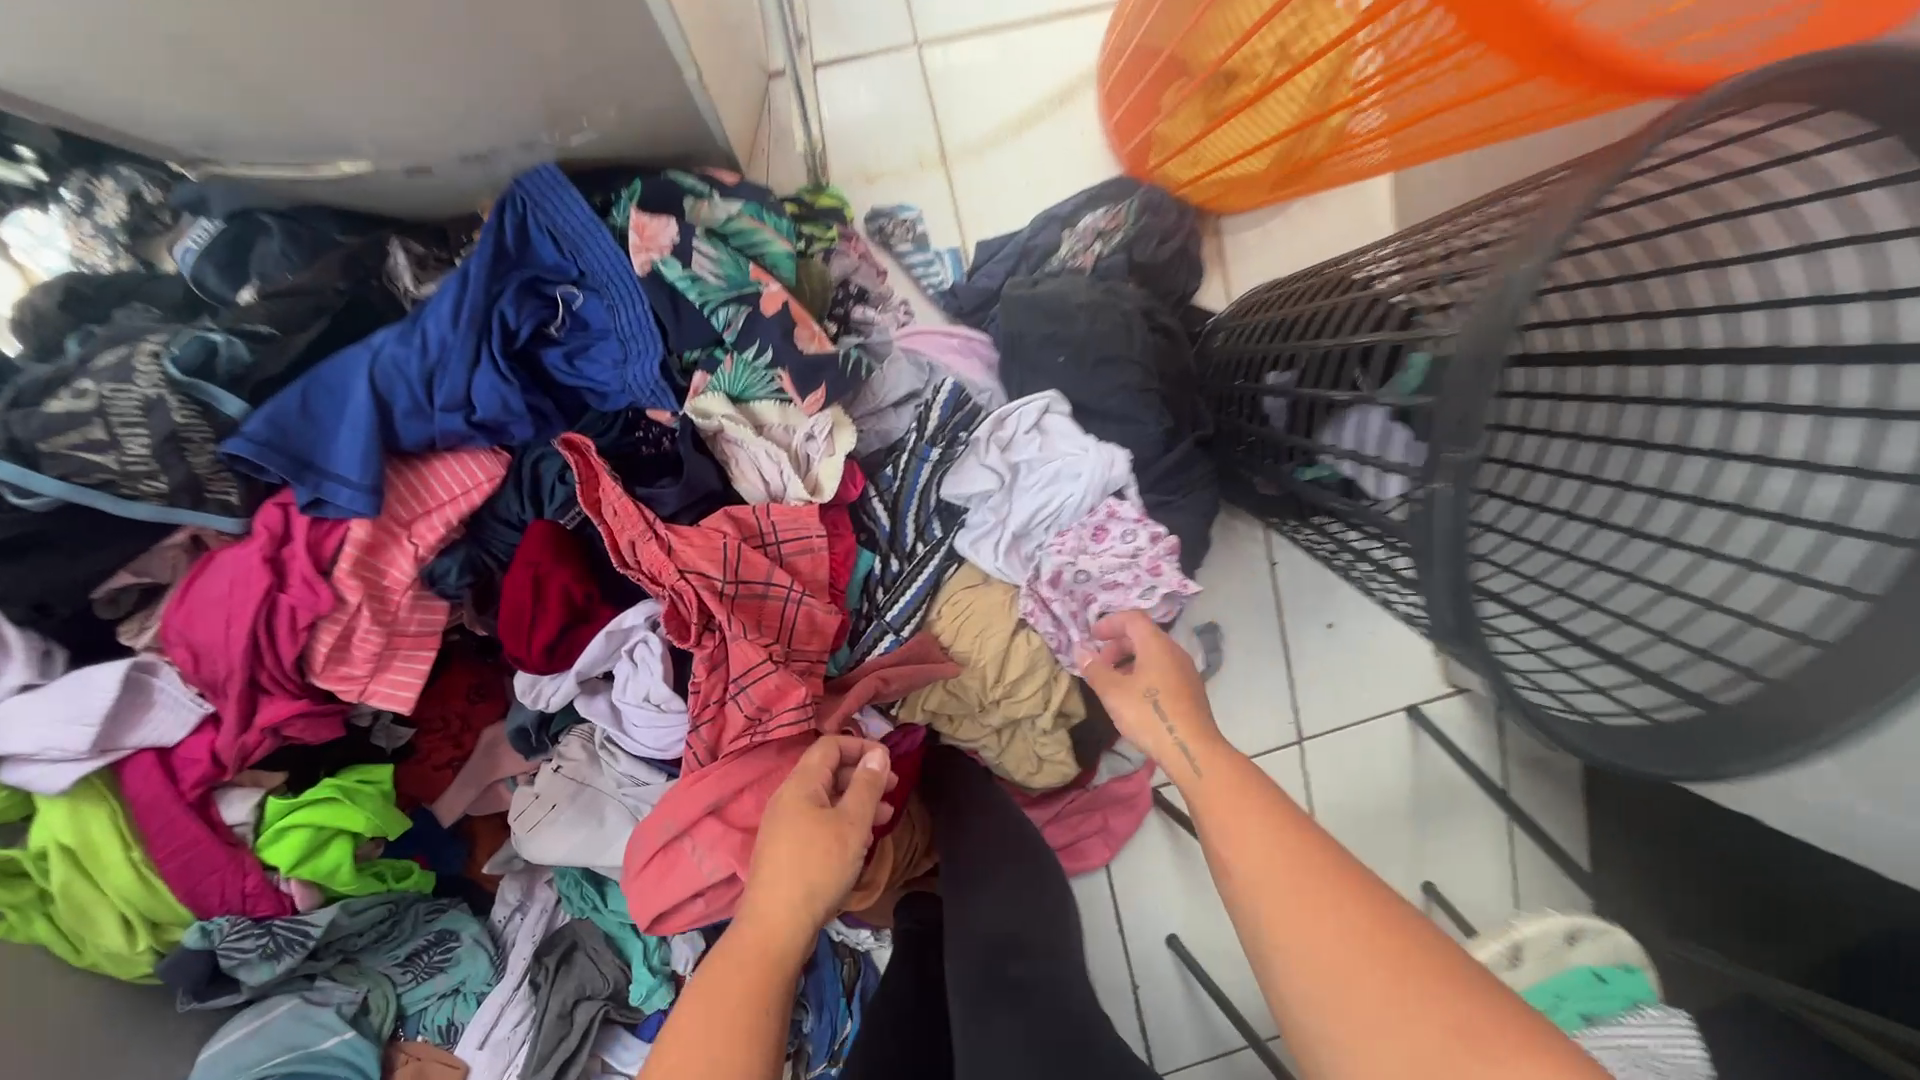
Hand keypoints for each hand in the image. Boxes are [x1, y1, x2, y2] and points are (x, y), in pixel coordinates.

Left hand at [737, 735, 896, 942]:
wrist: (775, 927)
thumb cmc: (817, 868)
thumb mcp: (852, 824)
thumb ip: (867, 785)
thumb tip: (878, 753)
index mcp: (801, 784)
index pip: (830, 745)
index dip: (861, 746)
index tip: (889, 761)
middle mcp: (788, 798)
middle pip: (829, 772)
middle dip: (864, 776)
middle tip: (894, 789)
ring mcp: (785, 825)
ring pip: (826, 800)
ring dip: (858, 802)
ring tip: (886, 817)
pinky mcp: (787, 850)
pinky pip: (819, 823)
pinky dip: (843, 824)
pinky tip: (861, 843)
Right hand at [1076, 610, 1225, 785]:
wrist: (1192, 750)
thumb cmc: (1149, 715)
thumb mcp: (1113, 693)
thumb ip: (1095, 669)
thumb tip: (1080, 651)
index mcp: (1157, 645)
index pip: (1133, 619)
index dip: (1110, 623)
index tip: (1092, 636)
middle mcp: (1175, 652)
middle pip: (1143, 636)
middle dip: (1117, 645)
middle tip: (1099, 664)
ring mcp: (1186, 671)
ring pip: (1153, 655)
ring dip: (1129, 661)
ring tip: (1113, 683)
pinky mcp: (1190, 690)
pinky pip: (1163, 670)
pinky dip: (1144, 674)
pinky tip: (1134, 698)